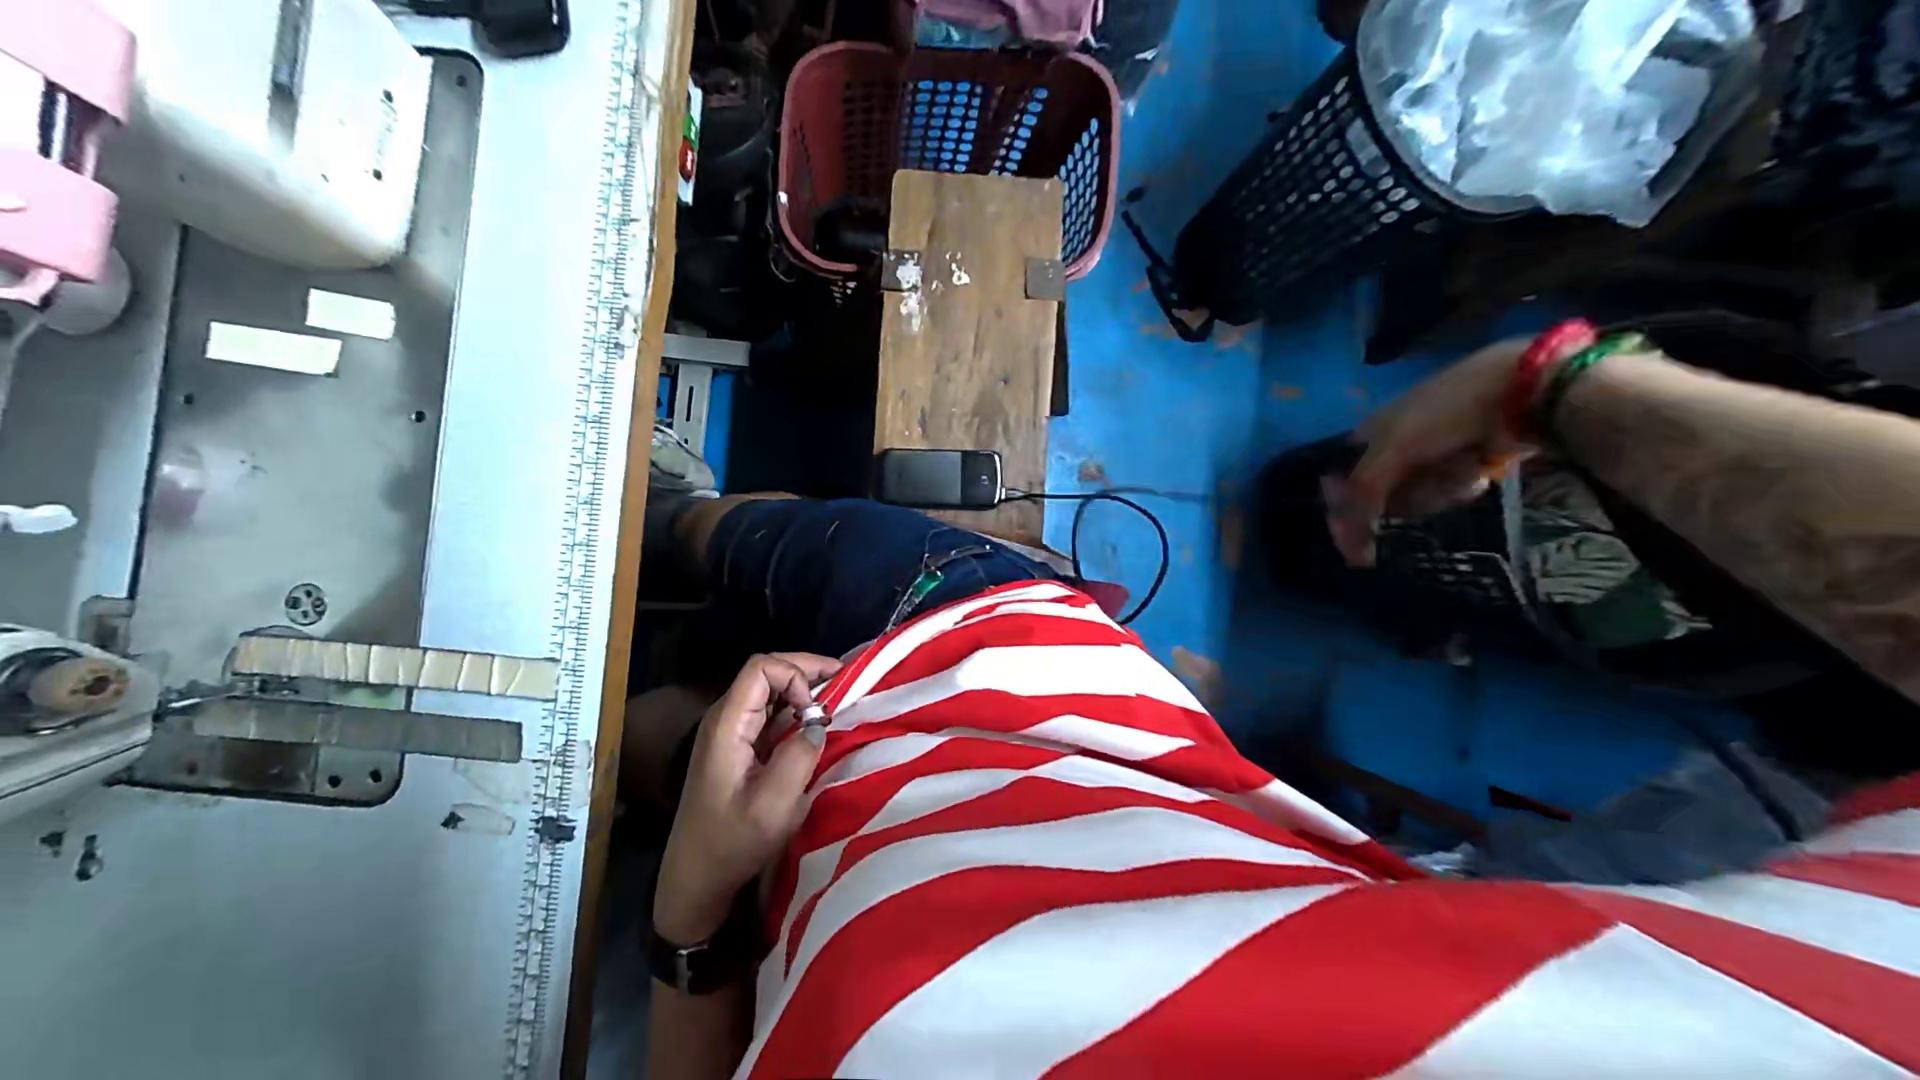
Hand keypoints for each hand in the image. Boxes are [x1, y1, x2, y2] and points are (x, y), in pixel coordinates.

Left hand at [654, 652, 840, 943]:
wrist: (695, 881)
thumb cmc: (730, 844)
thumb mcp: (773, 805)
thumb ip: (800, 756)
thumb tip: (820, 722)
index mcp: (727, 725)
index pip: (762, 668)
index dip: (796, 674)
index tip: (818, 709)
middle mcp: (727, 719)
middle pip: (768, 672)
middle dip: (808, 672)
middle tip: (847, 681)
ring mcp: (733, 734)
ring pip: (772, 692)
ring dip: (807, 691)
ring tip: (841, 699)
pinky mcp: (741, 750)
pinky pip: (773, 716)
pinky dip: (800, 712)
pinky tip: (822, 723)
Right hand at [1327, 338, 1539, 566]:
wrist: (1516, 392)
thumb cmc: (1443, 413)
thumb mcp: (1392, 448)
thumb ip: (1364, 491)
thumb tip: (1354, 545)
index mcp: (1366, 436)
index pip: (1342, 485)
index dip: (1345, 514)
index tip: (1358, 543)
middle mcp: (1391, 448)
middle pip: (1380, 498)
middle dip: (1403, 500)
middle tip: (1425, 490)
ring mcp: (1427, 459)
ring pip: (1414, 499)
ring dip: (1436, 492)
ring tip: (1461, 472)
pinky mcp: (1459, 467)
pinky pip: (1444, 495)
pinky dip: (1458, 488)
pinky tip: (1476, 472)